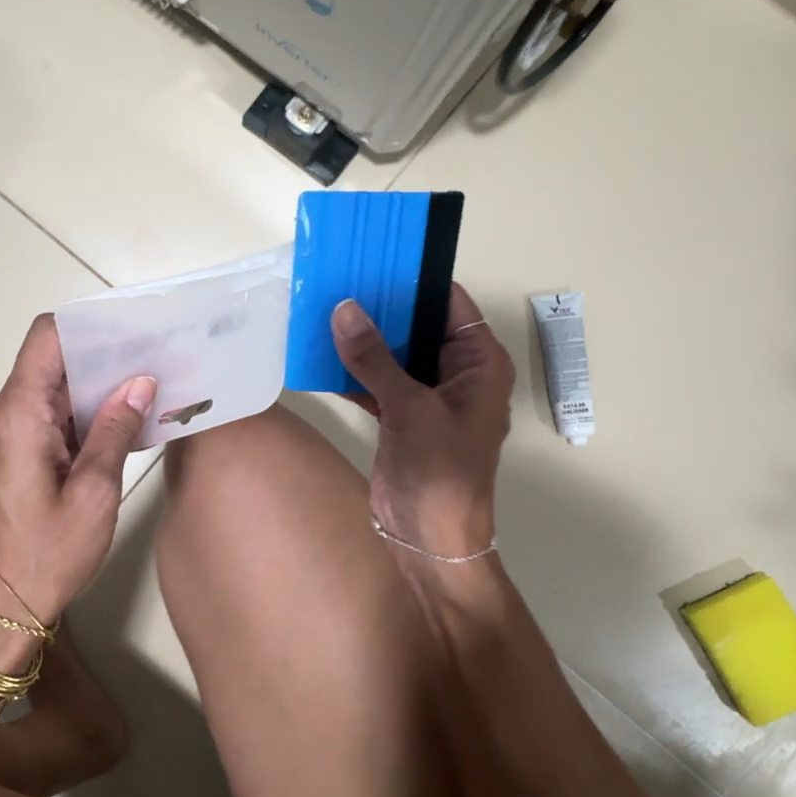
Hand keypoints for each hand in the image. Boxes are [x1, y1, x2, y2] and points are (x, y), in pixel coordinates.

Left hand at [0, 315, 155, 629]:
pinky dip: (78, 414)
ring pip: (49, 388)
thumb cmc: (49, 554)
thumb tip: (140, 381)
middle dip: (100, 357)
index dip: (88, 325)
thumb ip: (115, 429)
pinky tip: (118, 422)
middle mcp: (0, 414)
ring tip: (145, 389)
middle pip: (49, 361)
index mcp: (17, 415)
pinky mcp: (5, 452)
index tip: (133, 329)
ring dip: (92, 388)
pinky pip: (43, 415)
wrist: (1, 606)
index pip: (46, 337)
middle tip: (154, 359)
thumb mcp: (95, 492)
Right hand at [331, 284, 514, 558]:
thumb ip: (375, 359)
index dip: (416, 280)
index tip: (375, 257)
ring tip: (320, 309)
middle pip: (416, 326)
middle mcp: (455, 373)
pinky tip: (317, 355)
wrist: (430, 539)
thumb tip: (344, 309)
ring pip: (392, 354)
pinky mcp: (399, 417)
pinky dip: (350, 370)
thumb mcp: (410, 409)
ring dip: (361, 339)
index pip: (450, 304)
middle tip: (336, 279)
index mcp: (478, 364)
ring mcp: (425, 396)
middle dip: (379, 307)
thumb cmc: (440, 471)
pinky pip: (374, 381)